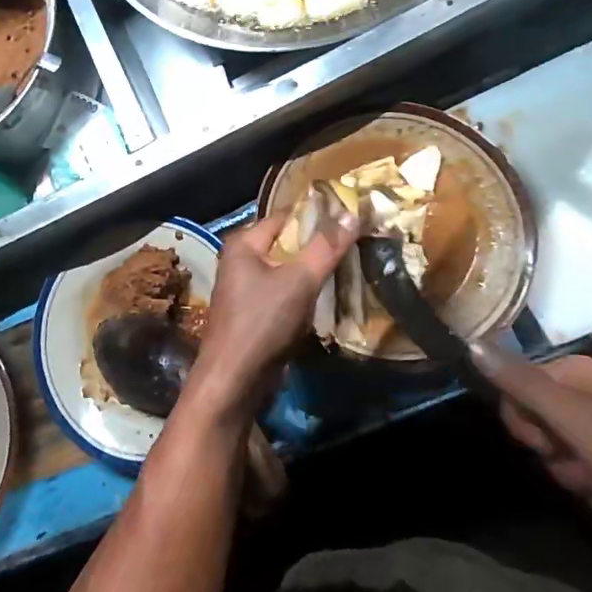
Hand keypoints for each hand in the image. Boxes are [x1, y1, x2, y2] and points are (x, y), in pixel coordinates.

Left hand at [186, 208, 358, 417]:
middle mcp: (240, 261)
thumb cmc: (263, 322)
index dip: (317, 215)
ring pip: (287, 271)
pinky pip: (284, 293)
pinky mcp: (254, 313)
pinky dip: (303, 294)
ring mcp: (245, 288)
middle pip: (286, 244)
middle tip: (356, 244)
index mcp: (242, 244)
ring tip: (348, 268)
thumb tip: (351, 213)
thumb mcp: (299, 281)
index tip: (351, 218)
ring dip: (313, 272)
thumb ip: (326, 247)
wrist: (235, 379)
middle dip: (318, 246)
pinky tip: (327, 298)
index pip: (285, 217)